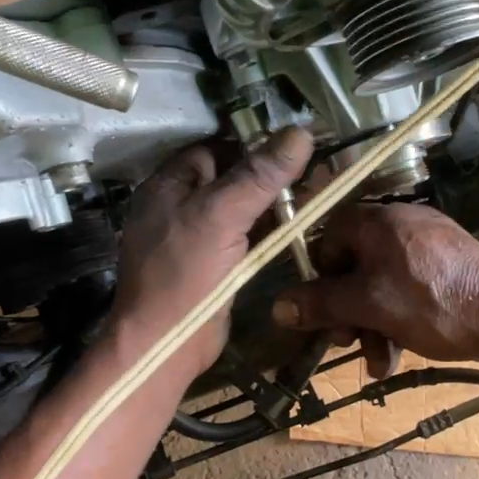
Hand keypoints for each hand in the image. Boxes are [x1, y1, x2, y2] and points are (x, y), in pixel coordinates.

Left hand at [110, 127, 312, 374]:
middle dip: (268, 177)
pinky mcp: (210, 268)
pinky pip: (241, 240)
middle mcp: (177, 208)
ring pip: (238, 211)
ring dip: (272, 206)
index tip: (294, 149)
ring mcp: (193, 240)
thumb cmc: (185, 274)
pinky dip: (266, 233)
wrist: (165, 345)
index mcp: (168, 187)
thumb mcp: (222, 216)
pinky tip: (296, 231)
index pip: (214, 150)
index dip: (252, 147)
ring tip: (314, 199)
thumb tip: (300, 133)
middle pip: (229, 179)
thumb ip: (259, 175)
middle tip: (313, 175)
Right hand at [270, 203, 478, 373]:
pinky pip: (407, 287)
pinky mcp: (448, 265)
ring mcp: (427, 243)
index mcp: (378, 221)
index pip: (328, 235)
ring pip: (381, 283)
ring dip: (372, 324)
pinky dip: (397, 317)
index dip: (318, 275)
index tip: (320, 311)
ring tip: (378, 363)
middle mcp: (401, 223)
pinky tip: (399, 353)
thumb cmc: (432, 304)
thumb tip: (277, 307)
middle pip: (354, 264)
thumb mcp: (369, 306)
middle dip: (347, 311)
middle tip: (347, 342)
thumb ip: (321, 304)